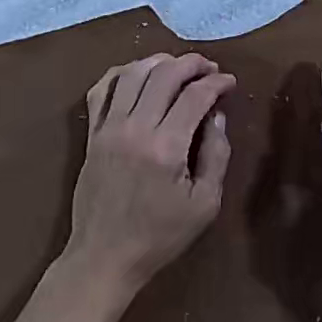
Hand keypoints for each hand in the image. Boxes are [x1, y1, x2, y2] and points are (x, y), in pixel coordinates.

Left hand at [61, 54, 234, 293]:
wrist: (103, 259)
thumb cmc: (161, 236)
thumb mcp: (206, 203)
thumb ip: (217, 154)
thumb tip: (217, 115)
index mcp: (166, 148)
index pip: (196, 95)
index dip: (218, 82)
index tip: (230, 83)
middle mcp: (134, 129)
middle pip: (165, 73)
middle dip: (193, 63)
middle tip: (210, 69)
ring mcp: (107, 130)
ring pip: (133, 73)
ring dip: (161, 62)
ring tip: (179, 68)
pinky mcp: (91, 135)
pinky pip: (102, 90)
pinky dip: (122, 73)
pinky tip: (141, 76)